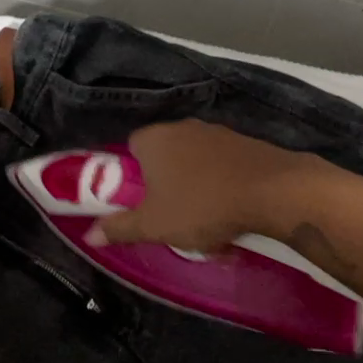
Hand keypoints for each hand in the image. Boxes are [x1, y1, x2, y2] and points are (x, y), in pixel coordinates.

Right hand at [86, 120, 320, 251]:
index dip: (132, 176)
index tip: (141, 202)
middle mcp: (183, 128)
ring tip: (206, 226)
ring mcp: (217, 133)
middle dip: (166, 187)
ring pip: (195, 165)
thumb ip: (120, 228)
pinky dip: (222, 189)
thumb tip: (89, 234)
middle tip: (171, 218)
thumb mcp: (154, 225)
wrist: (273, 191)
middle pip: (164, 157)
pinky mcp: (245, 144)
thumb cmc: (202, 205)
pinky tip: (232, 215)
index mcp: (154, 139)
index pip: (131, 148)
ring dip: (196, 192)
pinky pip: (222, 168)